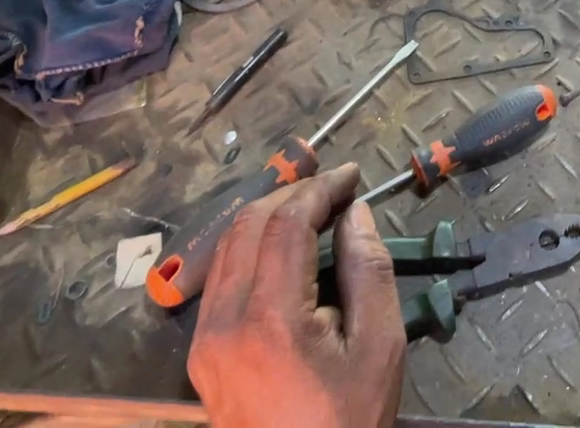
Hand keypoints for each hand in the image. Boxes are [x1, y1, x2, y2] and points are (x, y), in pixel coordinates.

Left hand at [188, 163, 404, 427]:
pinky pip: (221, 274)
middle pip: (250, 224)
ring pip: (228, 244)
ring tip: (313, 207)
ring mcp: (205, 338)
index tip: (352, 175)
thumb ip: (369, 270)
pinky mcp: (201, 351)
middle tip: (335, 187)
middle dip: (294, 193)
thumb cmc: (347, 419)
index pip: (287, 224)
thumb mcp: (379, 346)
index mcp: (270, 320)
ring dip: (270, 214)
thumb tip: (355, 214)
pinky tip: (284, 246)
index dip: (320, 188)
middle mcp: (225, 321)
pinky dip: (253, 243)